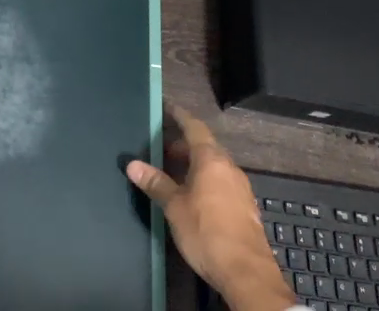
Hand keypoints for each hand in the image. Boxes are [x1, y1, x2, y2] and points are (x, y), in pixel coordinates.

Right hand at [127, 106, 295, 310]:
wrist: (246, 272)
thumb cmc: (206, 231)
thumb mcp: (174, 207)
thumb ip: (155, 183)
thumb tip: (132, 164)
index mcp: (211, 160)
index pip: (194, 127)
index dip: (180, 116)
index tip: (167, 107)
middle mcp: (229, 168)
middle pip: (205, 146)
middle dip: (184, 144)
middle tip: (162, 147)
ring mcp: (240, 188)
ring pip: (214, 165)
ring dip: (195, 163)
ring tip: (174, 171)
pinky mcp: (244, 207)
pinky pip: (221, 181)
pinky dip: (206, 179)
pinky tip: (194, 195)